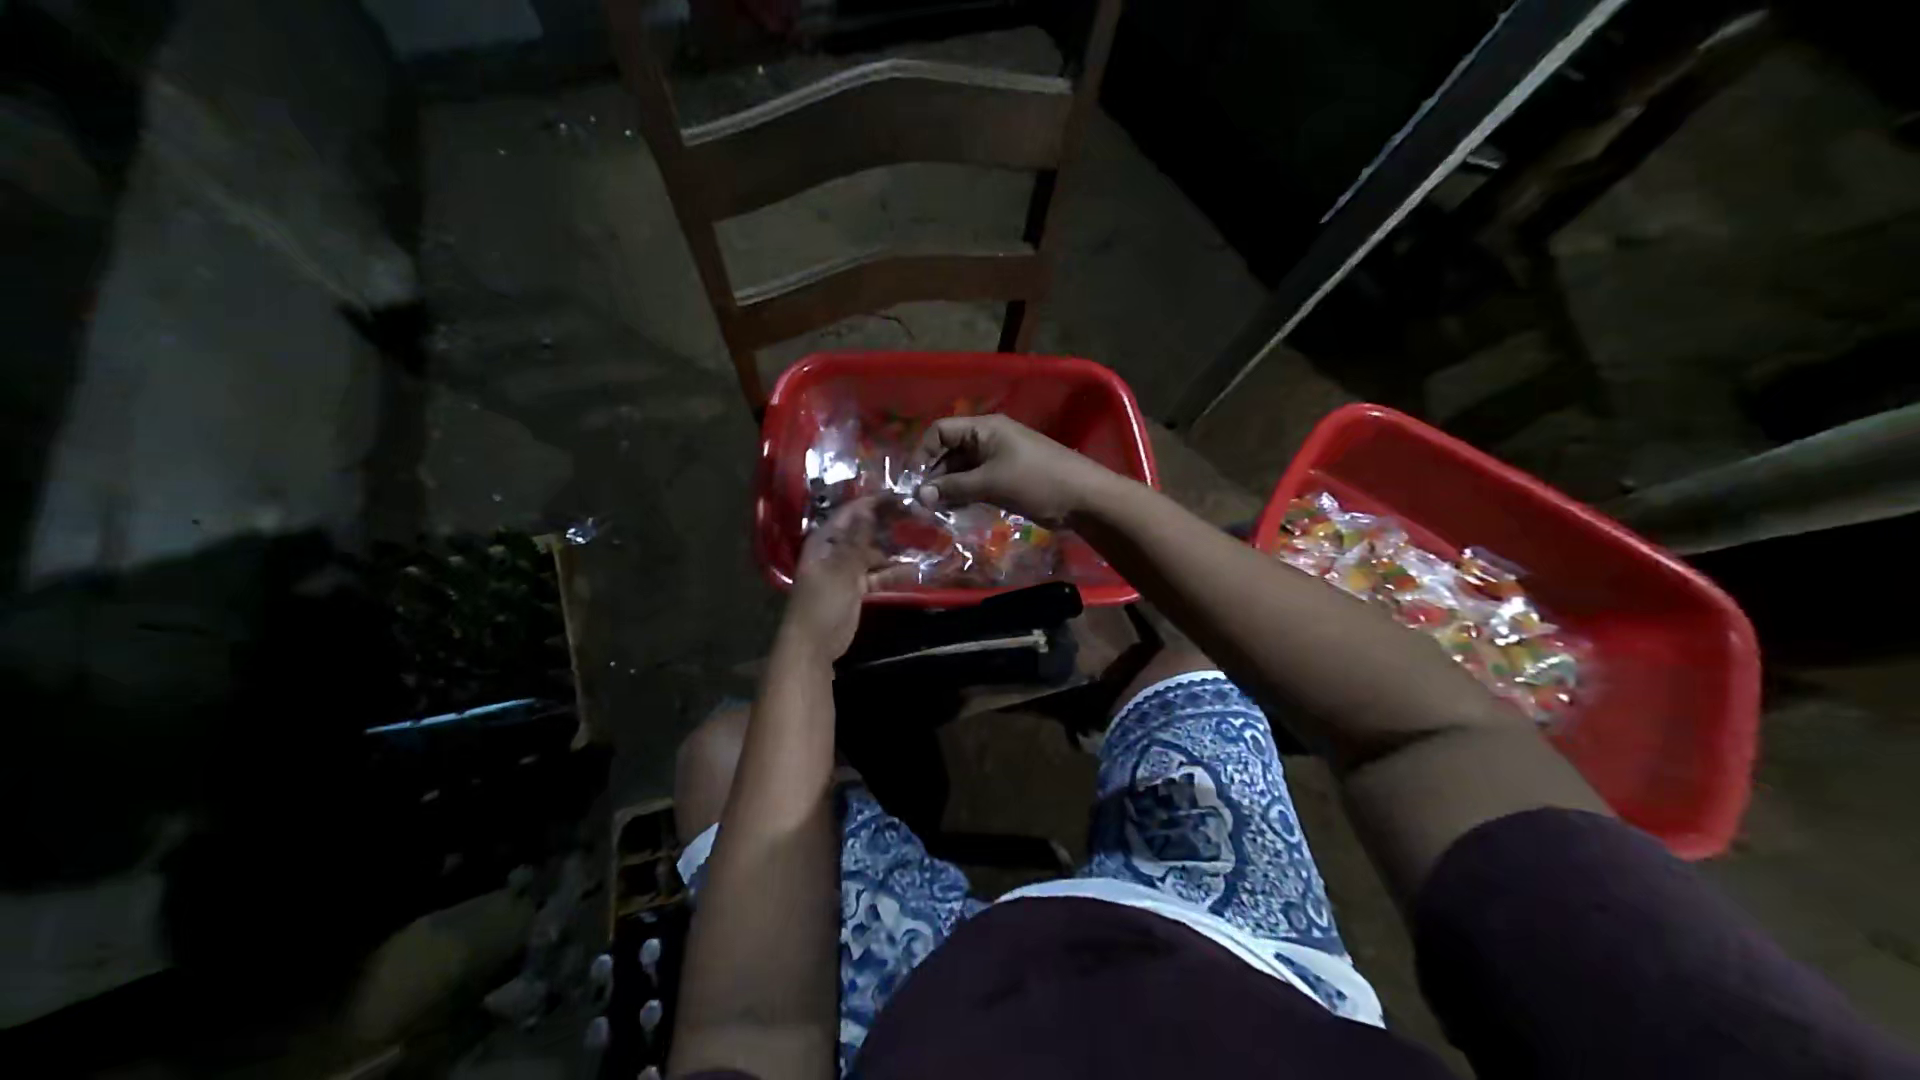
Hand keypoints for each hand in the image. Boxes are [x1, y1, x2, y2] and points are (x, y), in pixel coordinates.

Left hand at [784, 498, 915, 658]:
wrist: (813, 646)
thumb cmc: (822, 604)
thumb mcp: (840, 570)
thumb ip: (856, 541)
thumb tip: (867, 511)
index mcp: (824, 542)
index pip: (850, 514)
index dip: (873, 503)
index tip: (900, 495)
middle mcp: (835, 552)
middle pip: (864, 532)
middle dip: (888, 525)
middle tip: (918, 516)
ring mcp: (846, 571)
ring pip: (874, 554)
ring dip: (894, 549)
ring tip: (923, 539)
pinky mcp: (857, 590)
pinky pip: (877, 576)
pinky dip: (893, 574)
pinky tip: (916, 569)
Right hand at [910, 414, 1116, 524]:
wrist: (1083, 498)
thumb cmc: (1036, 482)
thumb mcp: (991, 483)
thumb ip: (953, 488)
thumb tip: (919, 495)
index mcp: (985, 428)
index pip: (940, 431)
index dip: (922, 453)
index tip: (912, 481)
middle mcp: (988, 439)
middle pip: (949, 451)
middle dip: (933, 474)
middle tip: (919, 502)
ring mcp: (998, 459)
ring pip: (961, 469)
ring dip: (947, 487)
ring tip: (933, 510)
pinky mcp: (1006, 478)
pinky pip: (976, 482)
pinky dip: (963, 494)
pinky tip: (953, 511)